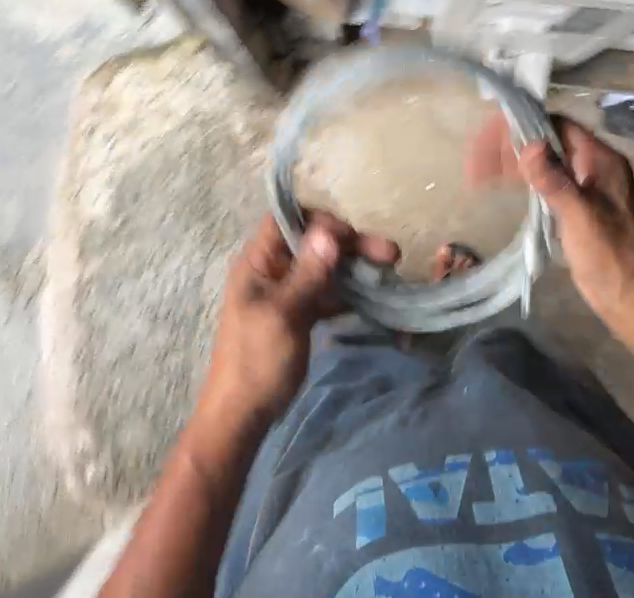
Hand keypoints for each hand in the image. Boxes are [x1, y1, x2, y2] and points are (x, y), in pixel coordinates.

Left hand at [196, 212, 398, 431]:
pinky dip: (350, 290)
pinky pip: (328, 291)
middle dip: (350, 244)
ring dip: (355, 266)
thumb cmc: (256, 360)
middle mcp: (273, 269)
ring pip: (325, 266)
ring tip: (390, 270)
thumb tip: (331, 232)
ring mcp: (288, 291)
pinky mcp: (301, 313)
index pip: (288, 219)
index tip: (352, 234)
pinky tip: (375, 295)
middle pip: (314, 242)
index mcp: (258, 262)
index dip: (320, 219)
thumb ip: (308, 273)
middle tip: (391, 254)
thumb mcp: (284, 314)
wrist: (242, 414)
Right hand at [467, 114, 633, 338]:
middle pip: (550, 141)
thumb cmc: (611, 257)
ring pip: (547, 162)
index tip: (493, 136)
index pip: (560, 127)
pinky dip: (526, 180)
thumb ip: (554, 180)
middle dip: (514, 146)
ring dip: (515, 163)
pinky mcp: (578, 207)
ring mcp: (587, 187)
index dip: (525, 126)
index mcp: (603, 161)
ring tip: (481, 173)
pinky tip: (505, 186)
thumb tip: (528, 145)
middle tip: (479, 160)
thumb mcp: (579, 216)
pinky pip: (549, 182)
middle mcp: (596, 167)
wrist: (632, 301)